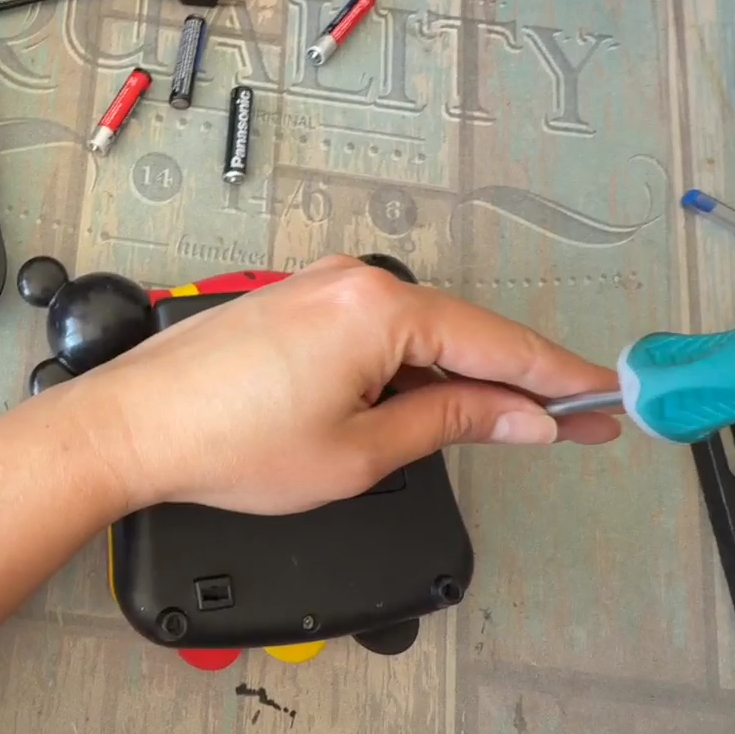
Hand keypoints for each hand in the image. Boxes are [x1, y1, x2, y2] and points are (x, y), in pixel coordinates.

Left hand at [60, 255, 621, 513]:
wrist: (131, 427)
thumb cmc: (227, 443)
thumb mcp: (358, 452)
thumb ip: (449, 422)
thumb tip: (518, 416)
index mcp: (376, 309)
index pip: (496, 343)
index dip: (557, 381)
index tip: (603, 405)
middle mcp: (346, 282)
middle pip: (454, 331)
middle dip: (503, 380)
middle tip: (551, 427)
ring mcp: (311, 288)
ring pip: (408, 332)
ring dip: (444, 377)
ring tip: (478, 425)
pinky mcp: (285, 303)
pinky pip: (363, 329)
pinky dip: (395, 365)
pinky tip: (405, 401)